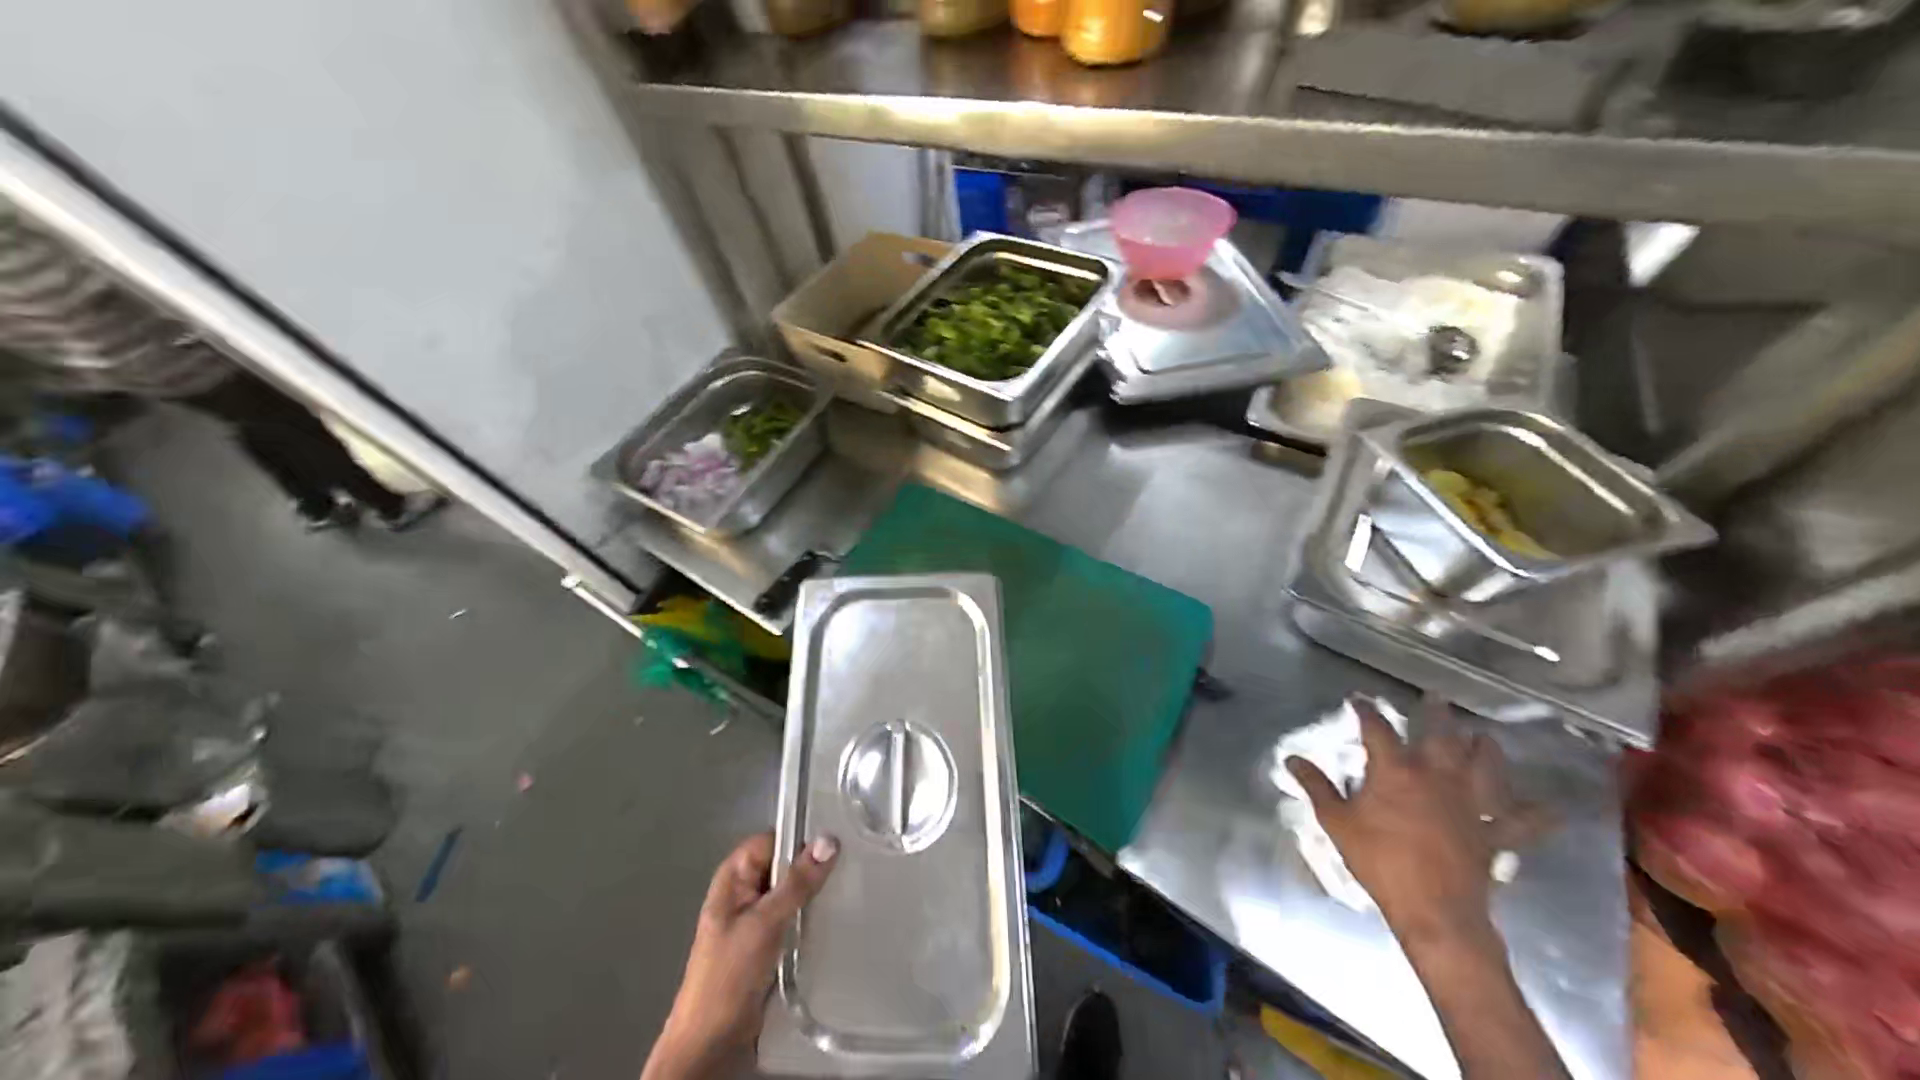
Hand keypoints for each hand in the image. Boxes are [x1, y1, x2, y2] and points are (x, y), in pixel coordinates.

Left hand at [643, 831, 838, 1079]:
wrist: (711, 1041)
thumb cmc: (728, 976)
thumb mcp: (765, 923)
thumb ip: (797, 882)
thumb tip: (827, 841)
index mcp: (733, 876)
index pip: (773, 839)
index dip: (801, 837)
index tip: (837, 840)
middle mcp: (744, 890)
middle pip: (784, 863)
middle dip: (813, 866)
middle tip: (850, 865)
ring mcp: (756, 917)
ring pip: (793, 890)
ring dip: (815, 892)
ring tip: (849, 888)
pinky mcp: (769, 941)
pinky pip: (795, 915)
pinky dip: (812, 914)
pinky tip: (834, 917)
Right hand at [1287, 695, 1546, 944]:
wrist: (1434, 909)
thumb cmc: (1379, 860)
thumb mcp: (1336, 821)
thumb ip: (1316, 787)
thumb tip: (1292, 758)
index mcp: (1395, 771)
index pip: (1377, 729)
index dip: (1366, 711)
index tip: (1358, 699)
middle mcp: (1436, 777)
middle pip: (1440, 736)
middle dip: (1436, 714)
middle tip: (1436, 697)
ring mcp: (1470, 804)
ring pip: (1484, 767)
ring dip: (1485, 750)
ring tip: (1485, 737)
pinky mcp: (1493, 833)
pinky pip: (1521, 822)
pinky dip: (1536, 814)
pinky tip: (1550, 808)